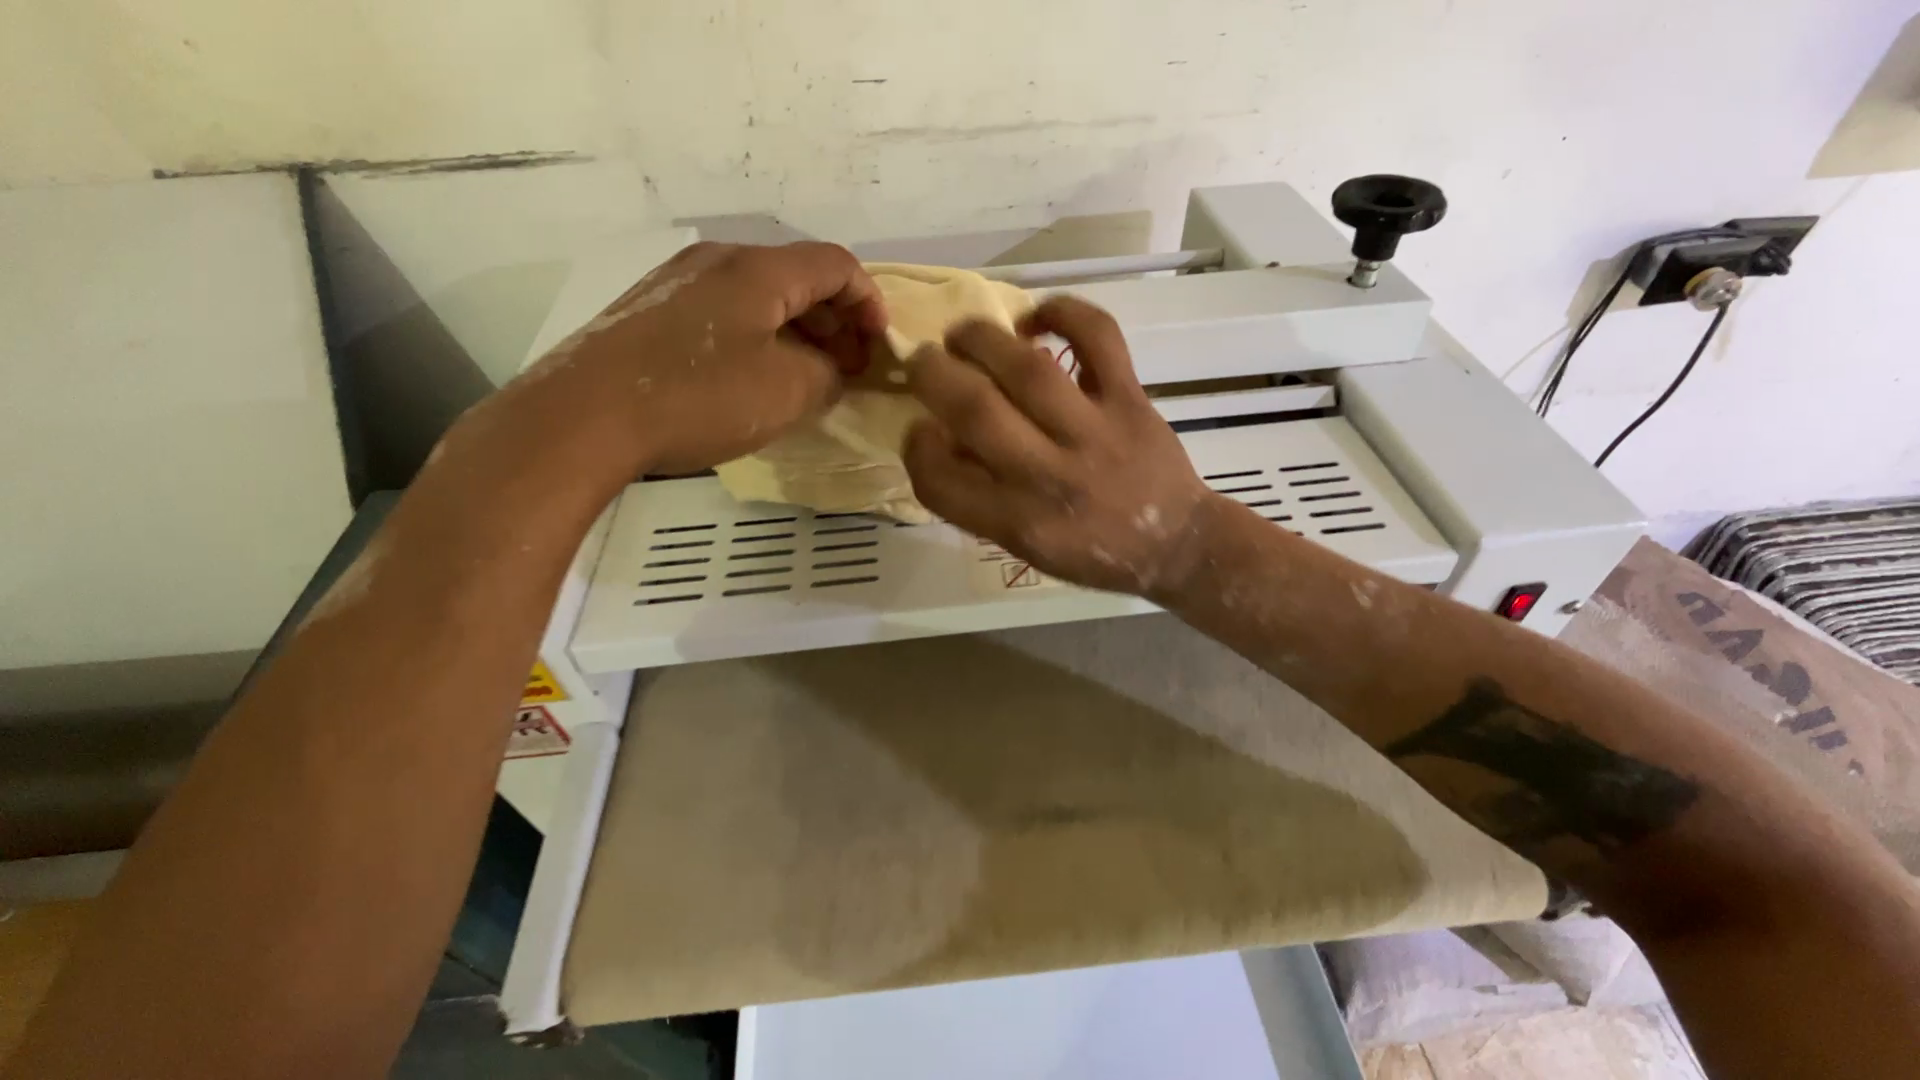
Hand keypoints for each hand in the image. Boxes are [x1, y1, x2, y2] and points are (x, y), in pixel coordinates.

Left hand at [484, 241, 886, 478]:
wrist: (583, 418)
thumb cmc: (697, 397)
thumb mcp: (786, 393)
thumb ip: (828, 375)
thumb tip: (829, 371)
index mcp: (758, 269)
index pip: (836, 265)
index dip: (869, 302)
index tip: (879, 348)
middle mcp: (717, 260)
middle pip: (797, 277)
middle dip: (835, 322)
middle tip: (848, 370)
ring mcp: (677, 283)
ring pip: (758, 296)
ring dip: (796, 333)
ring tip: (805, 379)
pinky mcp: (650, 313)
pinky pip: (724, 314)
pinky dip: (757, 339)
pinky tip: (753, 381)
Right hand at [903, 296, 1215, 598]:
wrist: (1175, 544)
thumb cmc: (1092, 552)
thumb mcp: (1025, 547)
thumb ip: (980, 500)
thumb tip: (943, 437)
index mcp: (1017, 522)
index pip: (939, 480)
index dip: (915, 448)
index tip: (920, 428)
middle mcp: (1049, 476)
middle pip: (974, 410)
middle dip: (933, 374)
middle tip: (923, 361)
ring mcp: (1093, 433)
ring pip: (1027, 368)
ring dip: (982, 339)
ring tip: (963, 334)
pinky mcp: (1129, 401)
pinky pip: (1098, 339)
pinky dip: (1065, 312)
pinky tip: (1035, 317)